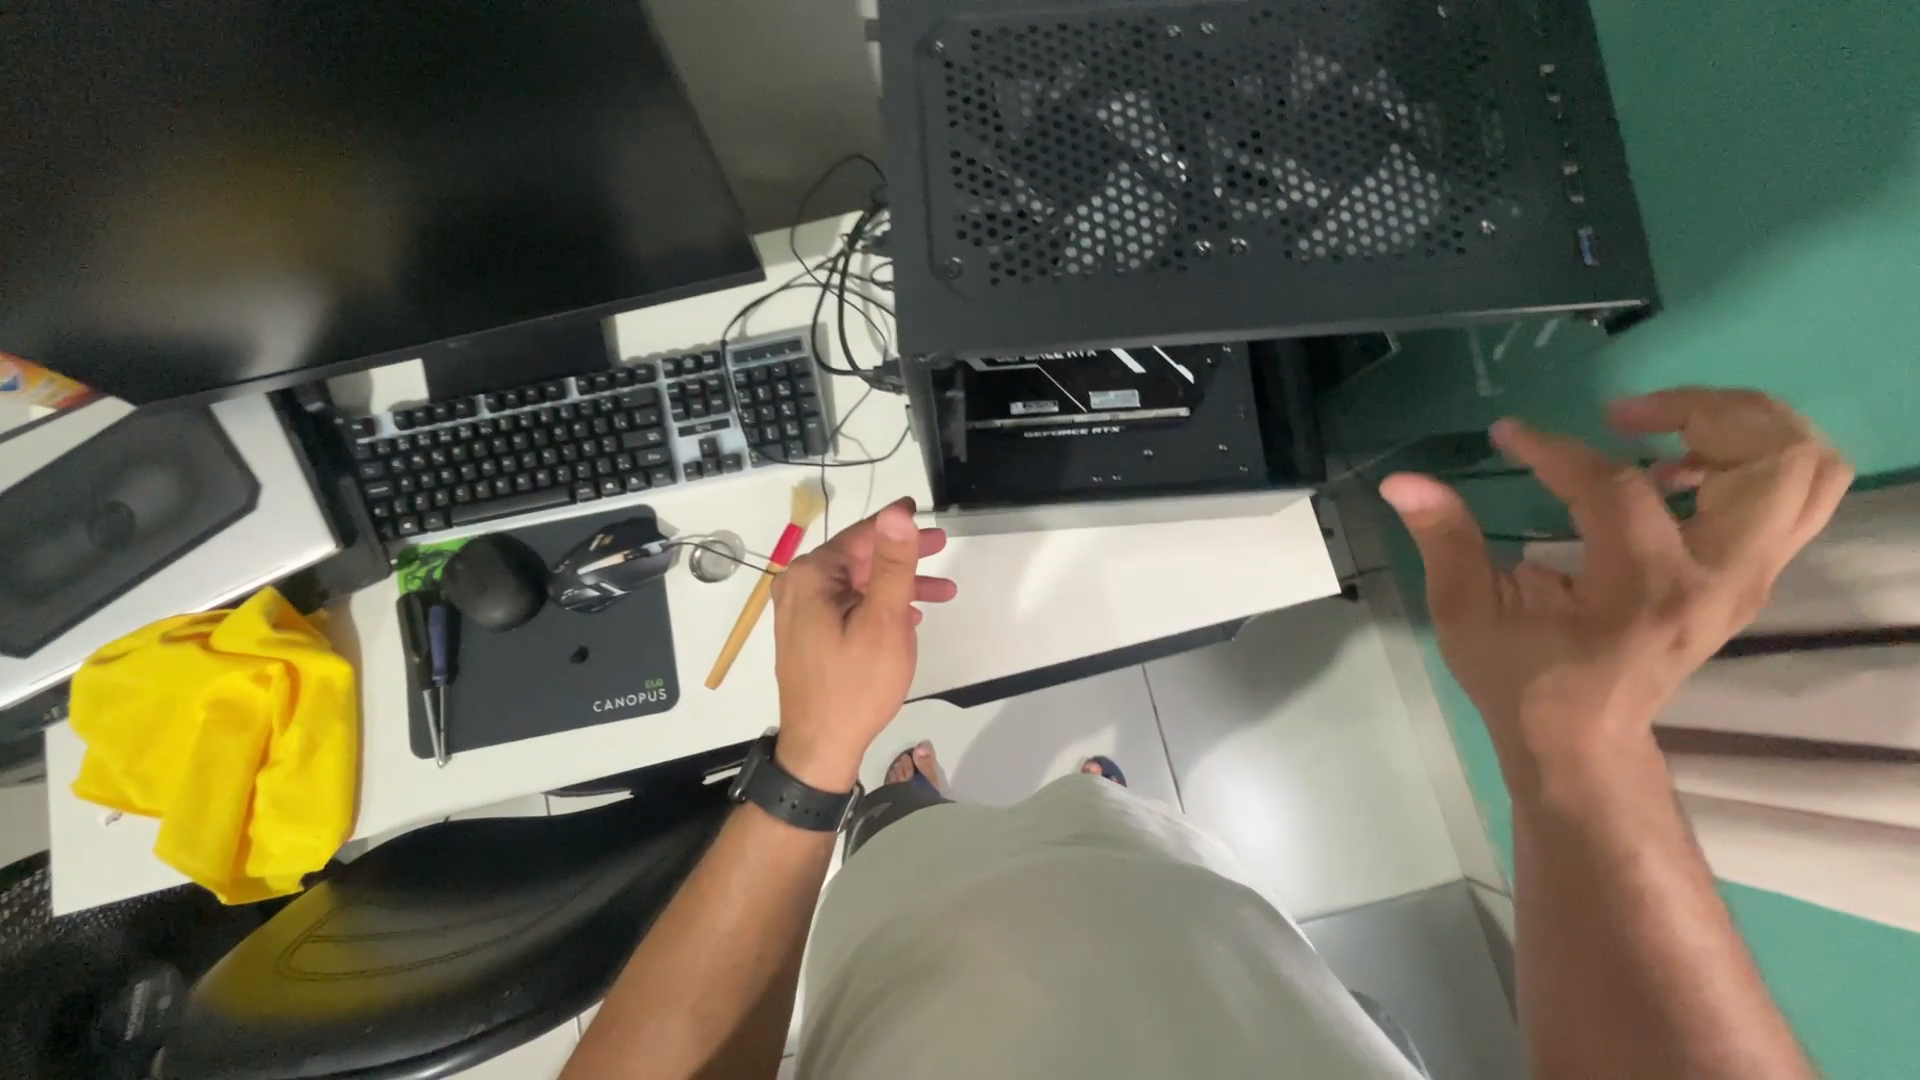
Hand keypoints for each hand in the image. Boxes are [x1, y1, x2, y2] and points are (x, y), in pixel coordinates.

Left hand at [770, 497, 957, 789]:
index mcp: (812, 576)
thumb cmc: (856, 684)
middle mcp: (798, 587)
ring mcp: (800, 613)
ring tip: (942, 591)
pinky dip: (879, 606)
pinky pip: (848, 606)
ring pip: (857, 584)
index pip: (861, 535)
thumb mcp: (883, 620)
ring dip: (898, 585)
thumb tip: (896, 512)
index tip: (922, 514)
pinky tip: (909, 617)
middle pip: (858, 557)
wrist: (820, 748)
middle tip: (941, 546)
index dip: (896, 525)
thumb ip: (893, 563)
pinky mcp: (808, 635)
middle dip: (902, 555)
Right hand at [1380, 388, 1850, 784]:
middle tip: (1622, 415)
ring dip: (1739, 430)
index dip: (1556, 448)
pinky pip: (1791, 496)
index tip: (1509, 434)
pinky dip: (1746, 461)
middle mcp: (1720, 577)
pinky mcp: (1751, 578)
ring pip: (1805, 469)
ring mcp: (1749, 578)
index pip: (1617, 486)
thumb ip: (1444, 538)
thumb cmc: (1518, 677)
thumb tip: (1402, 481)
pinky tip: (1673, 469)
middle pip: (1772, 456)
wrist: (1580, 736)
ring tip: (1660, 431)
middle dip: (1699, 412)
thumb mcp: (1466, 611)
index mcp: (1642, 588)